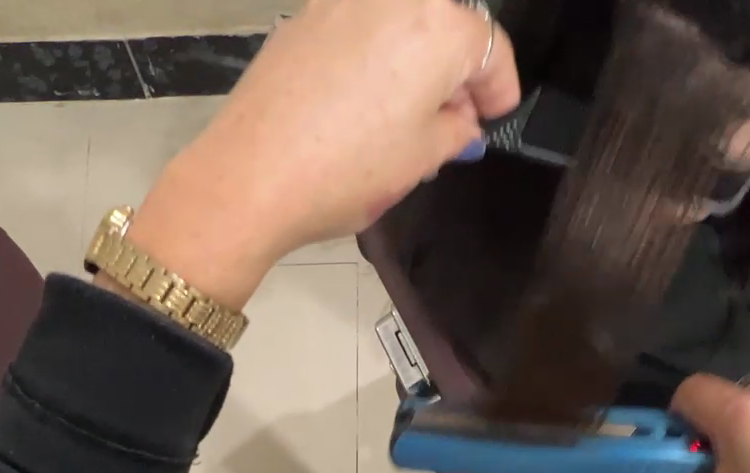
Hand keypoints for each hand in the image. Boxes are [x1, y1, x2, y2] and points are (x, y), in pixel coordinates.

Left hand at [121, 0, 520, 308]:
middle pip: (444, 24)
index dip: (499, 87)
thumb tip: (463, 120)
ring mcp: (343, 0)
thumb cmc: (346, 173)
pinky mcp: (303, 16)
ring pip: (399, 23)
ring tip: (404, 116)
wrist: (251, 177)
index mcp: (438, 26)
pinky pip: (358, 28)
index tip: (493, 116)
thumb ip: (455, 131)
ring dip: (413, 61)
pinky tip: (363, 102)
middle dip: (454, 71)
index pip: (490, 48)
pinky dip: (374, 56)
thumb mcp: (418, 162)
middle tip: (452, 120)